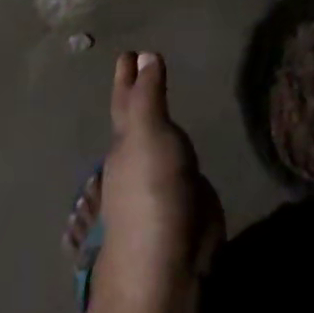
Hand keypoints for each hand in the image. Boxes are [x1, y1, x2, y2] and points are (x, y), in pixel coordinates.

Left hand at [89, 52, 223, 312]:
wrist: (168, 260)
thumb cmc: (152, 191)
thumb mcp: (148, 136)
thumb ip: (149, 96)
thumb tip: (145, 54)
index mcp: (126, 144)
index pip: (126, 101)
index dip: (127, 77)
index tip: (127, 52)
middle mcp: (139, 158)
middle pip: (137, 119)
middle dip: (138, 94)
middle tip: (144, 66)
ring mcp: (161, 179)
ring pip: (157, 139)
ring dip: (159, 119)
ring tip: (165, 102)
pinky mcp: (184, 195)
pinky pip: (181, 159)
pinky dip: (181, 144)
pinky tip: (187, 144)